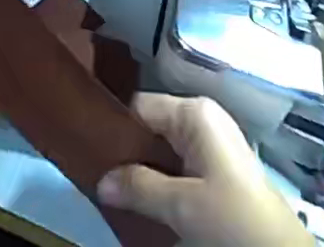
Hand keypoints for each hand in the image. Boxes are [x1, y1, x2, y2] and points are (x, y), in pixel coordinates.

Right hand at [99, 95, 312, 246]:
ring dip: (142, 172)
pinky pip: (177, 165)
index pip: (140, 105)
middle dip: (128, 153)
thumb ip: (139, 188)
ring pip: (163, 148)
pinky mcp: (217, 168)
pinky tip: (144, 203)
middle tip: (99, 179)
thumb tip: (100, 180)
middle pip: (151, 125)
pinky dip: (160, 181)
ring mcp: (211, 143)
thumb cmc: (233, 219)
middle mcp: (203, 118)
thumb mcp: (182, 205)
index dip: (116, 128)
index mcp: (195, 113)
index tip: (90, 152)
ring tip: (116, 194)